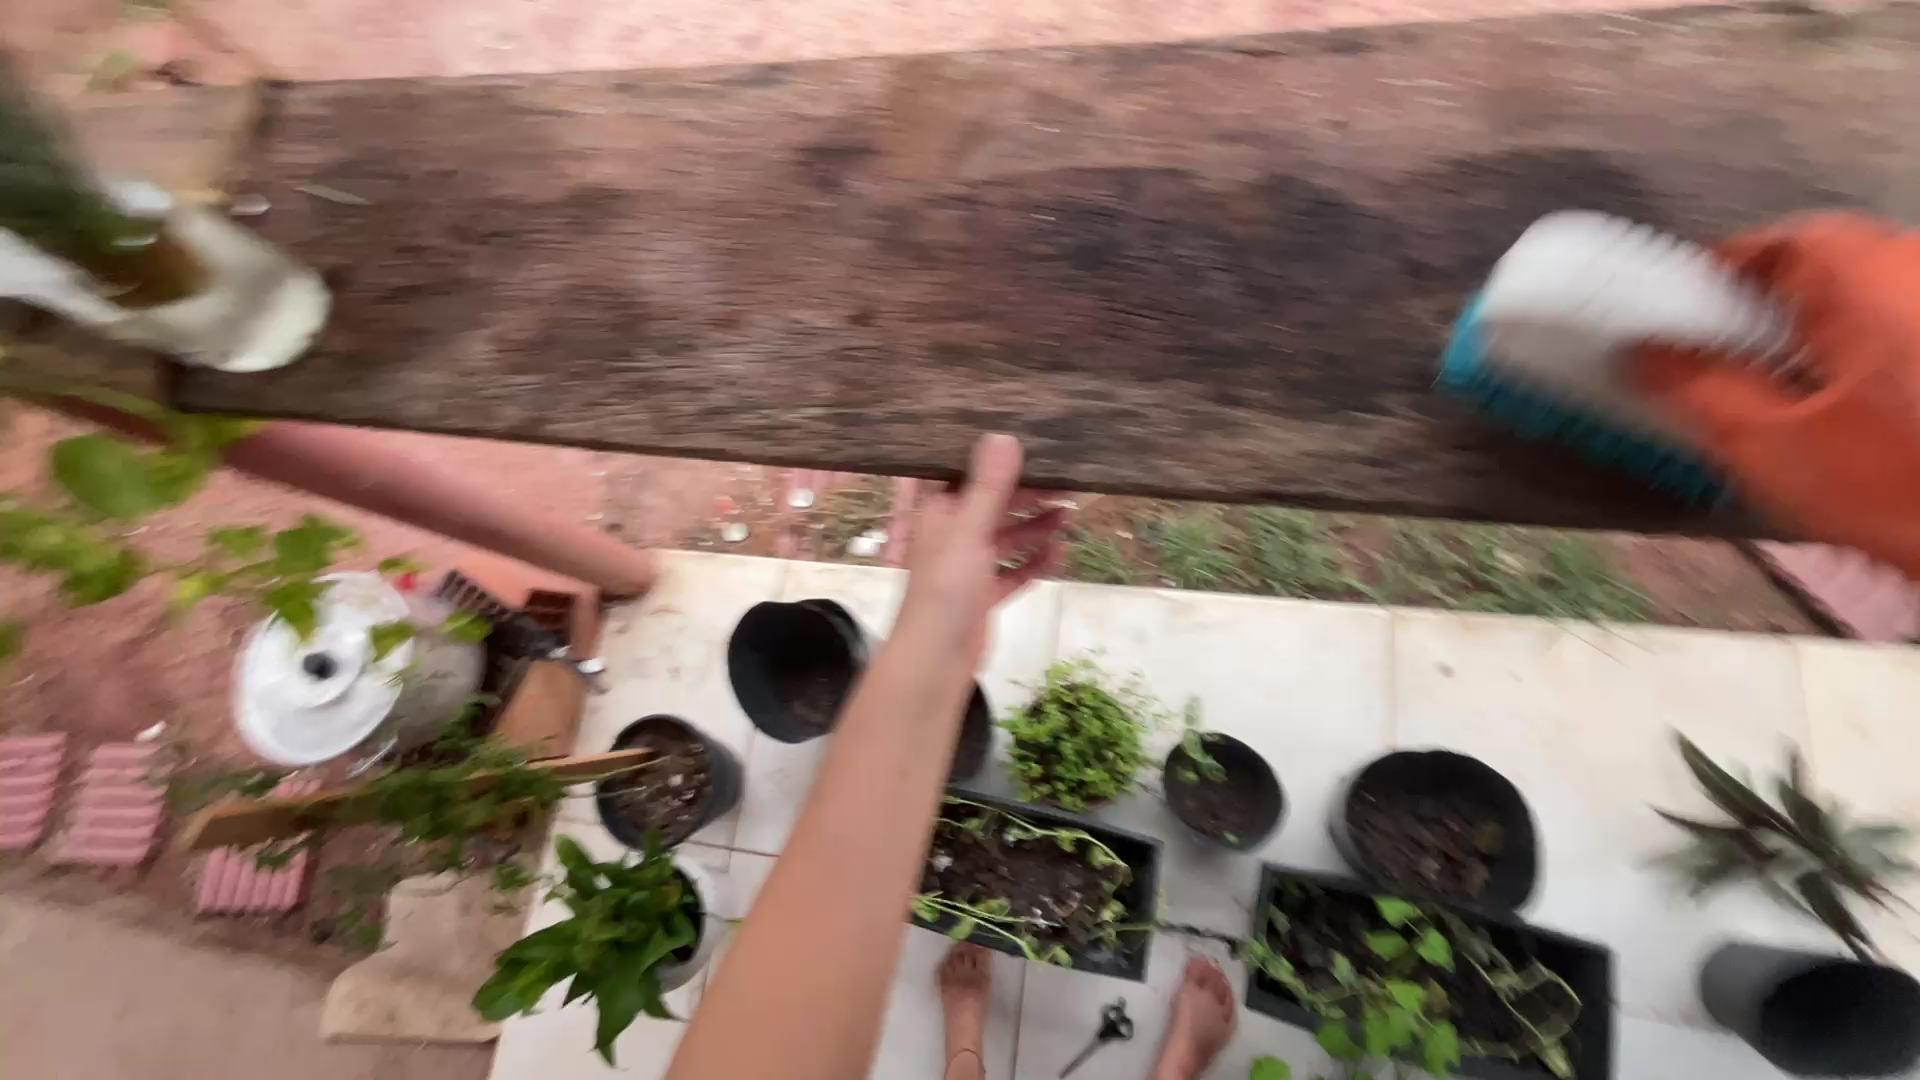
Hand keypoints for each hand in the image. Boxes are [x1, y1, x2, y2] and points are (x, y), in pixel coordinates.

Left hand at [894, 434, 1069, 667]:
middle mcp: (953, 535)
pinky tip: (1058, 557)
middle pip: (995, 507)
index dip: (1002, 464)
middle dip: (1029, 498)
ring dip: (1035, 529)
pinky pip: (1012, 573)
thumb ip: (989, 486)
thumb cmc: (947, 586)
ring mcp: (967, 568)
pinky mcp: (982, 596)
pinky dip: (1032, 564)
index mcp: (941, 513)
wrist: (936, 656)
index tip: (1038, 452)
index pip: (972, 477)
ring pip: (1006, 540)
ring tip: (1070, 519)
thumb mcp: (969, 529)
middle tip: (1069, 488)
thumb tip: (1003, 435)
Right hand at [1630, 213, 1919, 577]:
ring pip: (1871, 302)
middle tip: (1705, 358)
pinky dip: (1856, 356)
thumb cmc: (1900, 490)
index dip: (1719, 268)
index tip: (1670, 309)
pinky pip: (1901, 331)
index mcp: (1877, 284)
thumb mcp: (1766, 444)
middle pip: (1832, 268)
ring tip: (1764, 390)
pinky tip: (1834, 407)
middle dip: (1760, 308)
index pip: (1786, 241)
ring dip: (1809, 334)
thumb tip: (1639, 351)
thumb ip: (1694, 387)